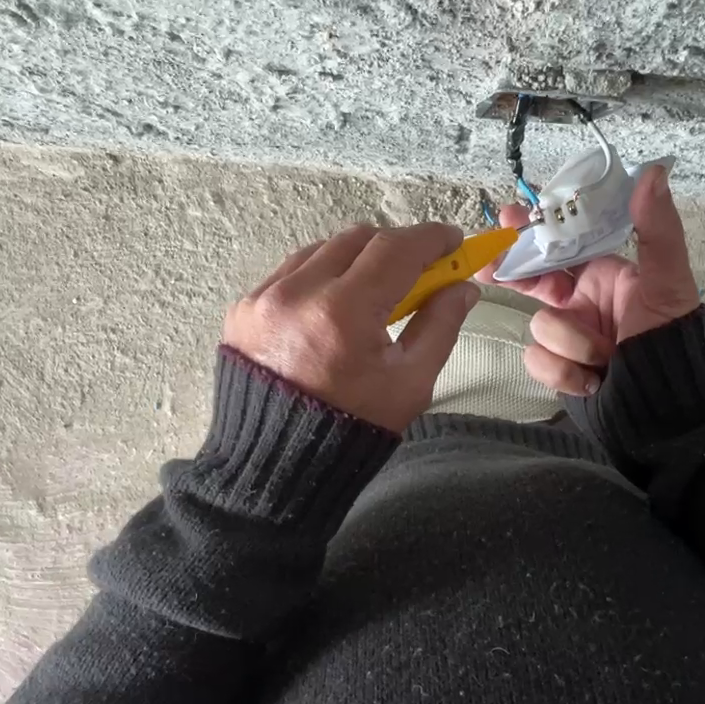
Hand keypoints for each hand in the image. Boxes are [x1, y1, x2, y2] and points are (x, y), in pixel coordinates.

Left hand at [224, 222, 480, 431]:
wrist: (275, 465)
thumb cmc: (351, 429)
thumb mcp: (410, 383)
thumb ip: (440, 327)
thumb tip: (462, 288)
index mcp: (343, 312)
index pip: (395, 249)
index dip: (430, 238)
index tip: (452, 240)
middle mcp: (297, 293)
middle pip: (358, 239)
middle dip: (395, 246)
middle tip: (420, 269)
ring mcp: (263, 298)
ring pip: (321, 249)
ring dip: (356, 258)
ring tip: (376, 288)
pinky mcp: (243, 309)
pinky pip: (289, 272)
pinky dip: (319, 276)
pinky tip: (334, 302)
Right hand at [481, 165, 698, 395]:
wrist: (665, 412)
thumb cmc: (670, 341)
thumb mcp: (668, 281)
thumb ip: (657, 229)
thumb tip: (652, 171)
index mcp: (602, 274)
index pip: (561, 244)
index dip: (533, 231)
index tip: (509, 217)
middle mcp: (579, 302)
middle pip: (533, 280)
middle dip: (516, 275)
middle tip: (490, 266)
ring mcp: (566, 337)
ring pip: (538, 326)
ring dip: (571, 343)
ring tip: (604, 358)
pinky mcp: (556, 369)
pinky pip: (537, 360)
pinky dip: (564, 372)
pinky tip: (590, 381)